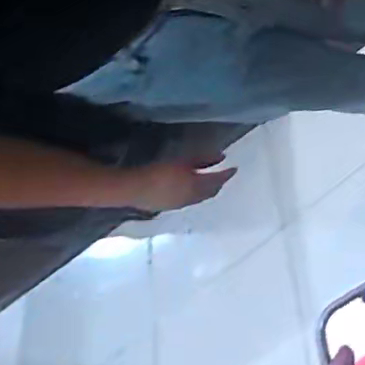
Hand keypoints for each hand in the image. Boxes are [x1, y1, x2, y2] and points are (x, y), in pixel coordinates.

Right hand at [120, 155, 236, 211]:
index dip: (227, 175)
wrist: (130, 188)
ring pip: (199, 199)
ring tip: (209, 183)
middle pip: (210, 192)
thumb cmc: (159, 171)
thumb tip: (222, 156)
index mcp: (197, 187)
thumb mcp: (185, 161)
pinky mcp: (165, 208)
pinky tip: (190, 191)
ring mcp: (177, 206)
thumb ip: (205, 159)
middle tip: (222, 177)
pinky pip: (187, 202)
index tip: (234, 169)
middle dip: (218, 185)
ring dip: (206, 191)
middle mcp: (190, 199)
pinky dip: (194, 195)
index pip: (218, 181)